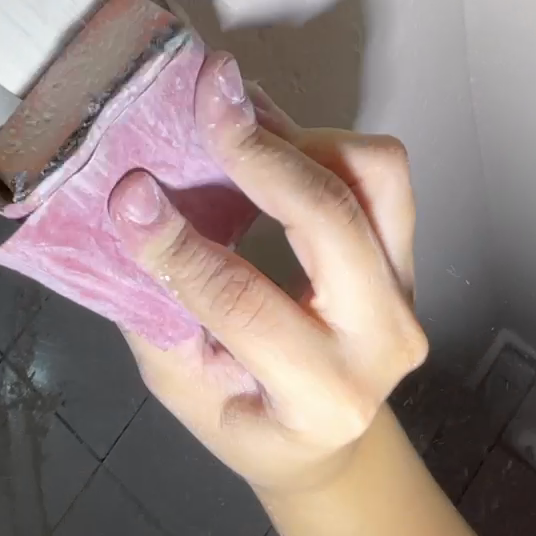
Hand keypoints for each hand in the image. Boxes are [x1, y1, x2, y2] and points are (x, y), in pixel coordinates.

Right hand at [108, 51, 428, 496]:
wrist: (329, 439)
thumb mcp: (183, 384)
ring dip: (297, 137)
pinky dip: (317, 139)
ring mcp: (405, 285)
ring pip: (372, 173)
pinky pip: (375, 169)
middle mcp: (381, 336)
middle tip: (206, 96)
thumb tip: (131, 207)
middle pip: (329, 218)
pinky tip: (264, 135)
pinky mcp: (405, 248)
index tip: (129, 191)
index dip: (179, 243)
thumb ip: (158, 302)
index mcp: (321, 394)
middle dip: (259, 152)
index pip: (242, 302)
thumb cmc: (246, 421)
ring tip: (234, 120)